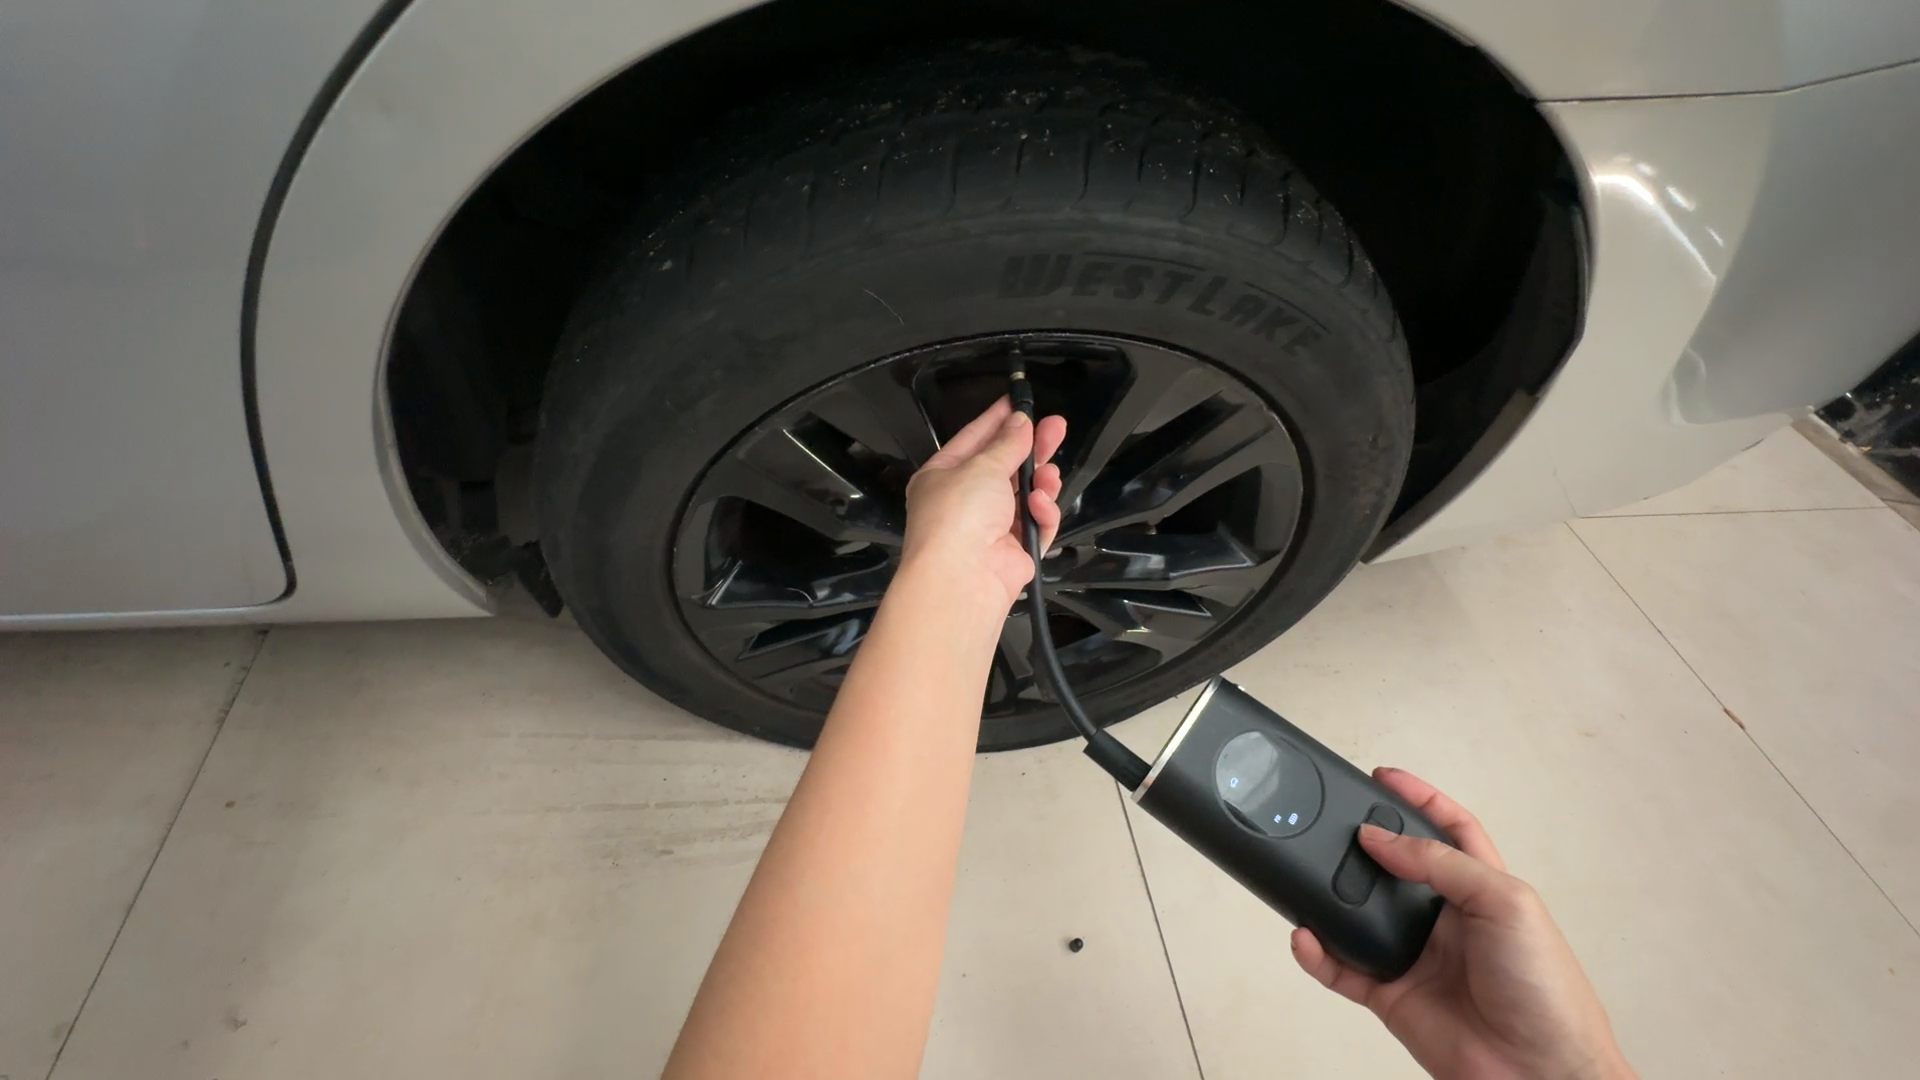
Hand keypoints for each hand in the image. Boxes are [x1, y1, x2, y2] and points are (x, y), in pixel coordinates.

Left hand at [900, 397, 1066, 606]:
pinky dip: (1042, 513)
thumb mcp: (982, 466)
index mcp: (942, 476)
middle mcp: (964, 501)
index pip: (973, 439)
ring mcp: (989, 528)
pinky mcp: (1014, 551)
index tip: (1019, 401)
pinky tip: (1041, 506)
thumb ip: (1007, 443)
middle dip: (1032, 447)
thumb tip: (1020, 423)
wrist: (962, 579)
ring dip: (1039, 482)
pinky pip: (1036, 524)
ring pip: (1025, 495)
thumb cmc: (957, 518)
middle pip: (1005, 466)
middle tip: (1057, 428)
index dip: (998, 420)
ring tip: (1047, 474)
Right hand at [1291, 768, 1635, 1079]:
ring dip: (1328, 895)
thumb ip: (1440, 863)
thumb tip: (1377, 837)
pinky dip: (1315, 952)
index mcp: (1479, 889)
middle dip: (1359, 840)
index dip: (1417, 797)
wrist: (1543, 1079)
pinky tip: (1305, 937)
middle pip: (1389, 864)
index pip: (1446, 828)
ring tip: (1308, 876)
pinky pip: (1338, 966)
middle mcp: (1441, 917)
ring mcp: (1413, 954)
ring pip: (1355, 912)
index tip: (1382, 776)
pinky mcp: (1389, 992)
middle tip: (1329, 821)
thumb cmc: (1549, 996)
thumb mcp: (1506, 905)